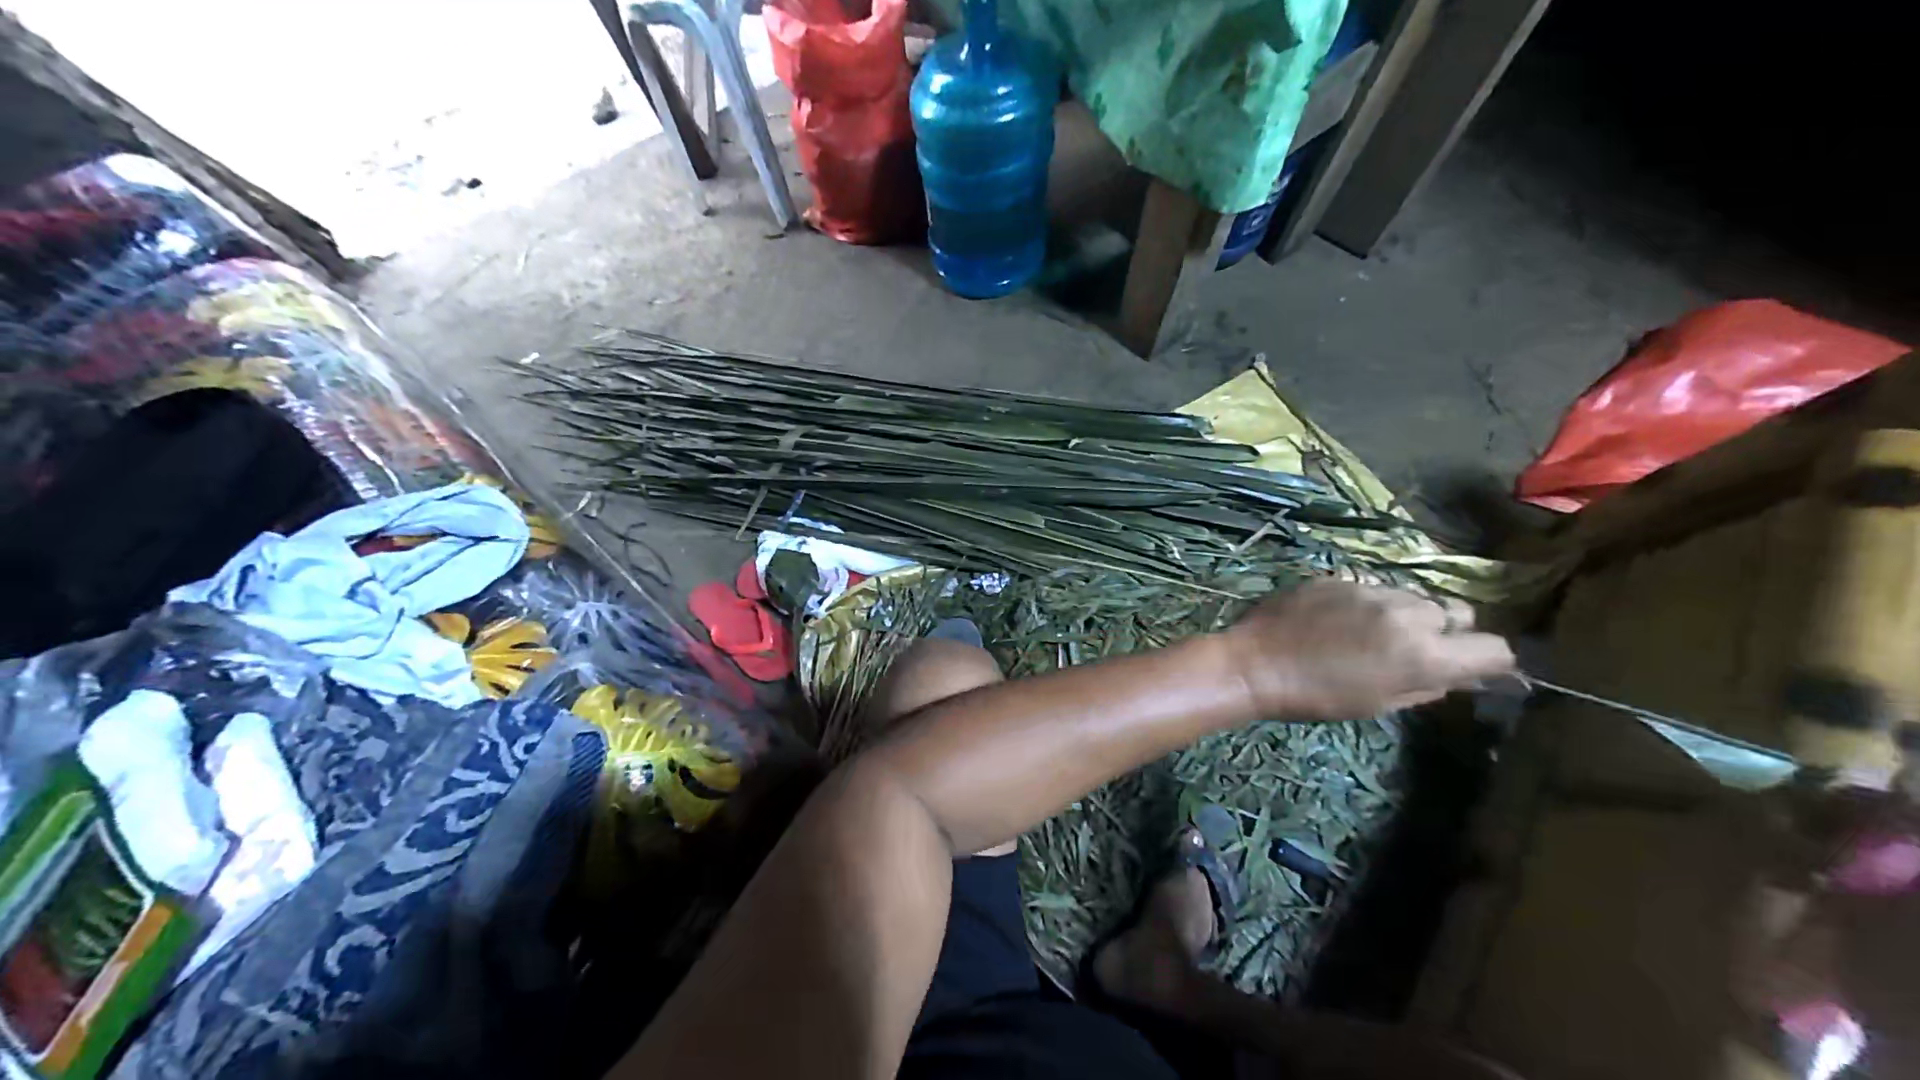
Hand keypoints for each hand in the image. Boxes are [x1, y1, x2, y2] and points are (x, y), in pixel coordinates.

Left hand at [1220, 580, 1514, 720]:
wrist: (1255, 664)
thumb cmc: (1316, 696)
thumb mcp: (1379, 704)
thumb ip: (1428, 686)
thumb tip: (1459, 676)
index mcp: (1424, 654)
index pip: (1494, 648)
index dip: (1489, 660)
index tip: (1470, 666)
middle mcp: (1407, 614)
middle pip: (1455, 614)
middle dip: (1446, 631)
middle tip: (1415, 648)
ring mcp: (1372, 589)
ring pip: (1415, 596)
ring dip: (1407, 613)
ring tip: (1372, 632)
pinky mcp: (1341, 576)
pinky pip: (1374, 586)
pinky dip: (1370, 602)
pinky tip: (1341, 618)